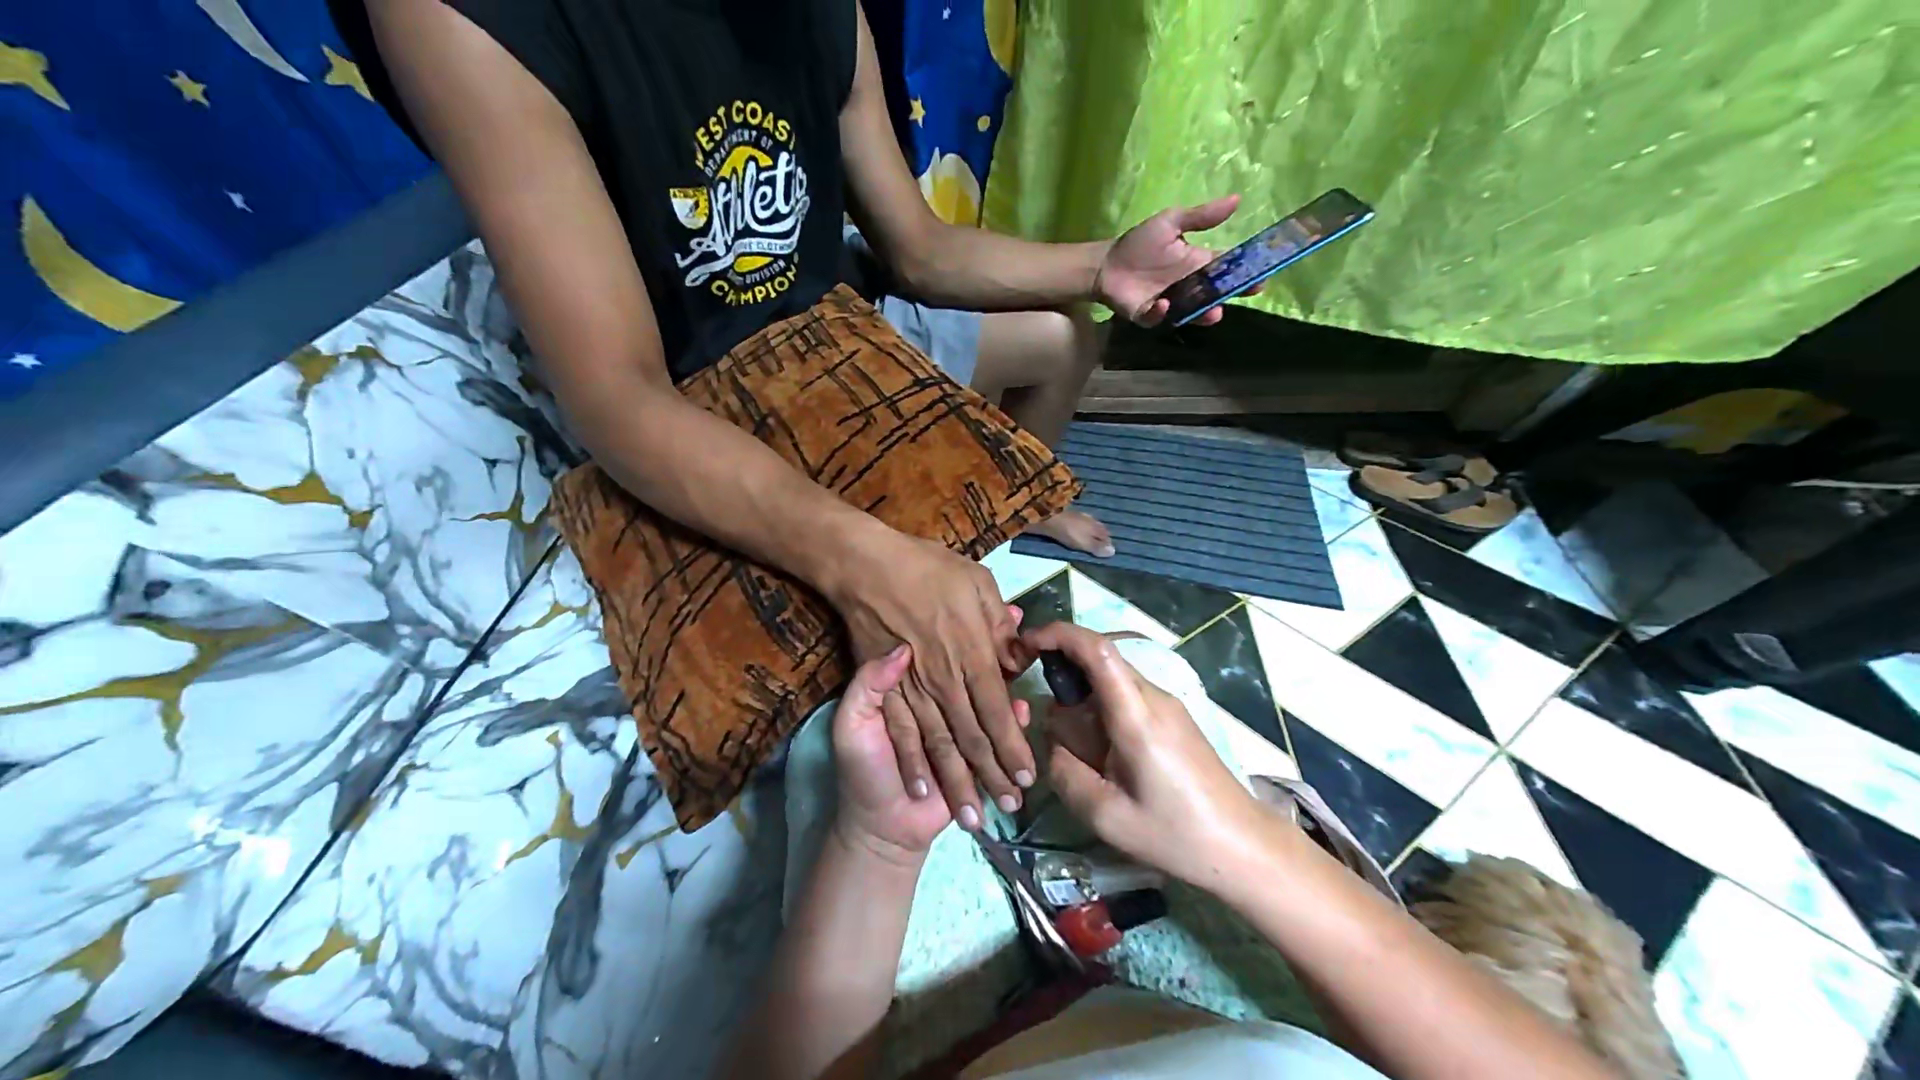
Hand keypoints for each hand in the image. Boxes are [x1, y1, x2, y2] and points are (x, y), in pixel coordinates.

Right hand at [833, 531, 1032, 829]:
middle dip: (993, 775)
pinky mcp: (885, 693)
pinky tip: (922, 794)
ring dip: (958, 784)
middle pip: (973, 738)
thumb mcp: (976, 582)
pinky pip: (901, 737)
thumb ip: (998, 623)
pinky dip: (913, 767)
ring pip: (941, 747)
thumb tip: (1019, 655)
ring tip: (976, 819)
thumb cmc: (927, 570)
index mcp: (970, 655)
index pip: (998, 711)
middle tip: (1012, 807)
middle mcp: (944, 682)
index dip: (1013, 745)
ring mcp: (912, 692)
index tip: (1029, 775)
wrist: (866, 567)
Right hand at [1023, 621, 1271, 891]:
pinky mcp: (1172, 719)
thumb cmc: (1175, 835)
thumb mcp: (1106, 816)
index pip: (1098, 650)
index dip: (1060, 634)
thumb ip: (1065, 773)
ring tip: (1080, 755)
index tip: (1028, 641)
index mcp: (1137, 716)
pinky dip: (1101, 714)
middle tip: (1046, 724)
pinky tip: (1101, 756)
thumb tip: (1052, 743)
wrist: (1242, 847)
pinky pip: (1125, 699)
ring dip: (1084, 705)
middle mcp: (1153, 698)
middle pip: (1099, 663)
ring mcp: (1166, 706)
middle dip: (1065, 678)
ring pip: (1110, 683)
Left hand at [1093, 194, 1253, 326]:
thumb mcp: (1171, 222)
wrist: (1107, 263)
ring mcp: (1170, 303)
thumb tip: (1237, 199)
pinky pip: (1157, 318)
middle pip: (1214, 294)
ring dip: (1202, 313)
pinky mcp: (1148, 315)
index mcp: (1197, 264)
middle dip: (1230, 296)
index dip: (1243, 272)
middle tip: (1245, 294)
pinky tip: (1163, 304)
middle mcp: (1188, 287)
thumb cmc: (1139, 243)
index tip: (1261, 275)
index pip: (1225, 269)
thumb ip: (1201, 216)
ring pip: (1191, 312)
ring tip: (1213, 313)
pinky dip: (1161, 314)